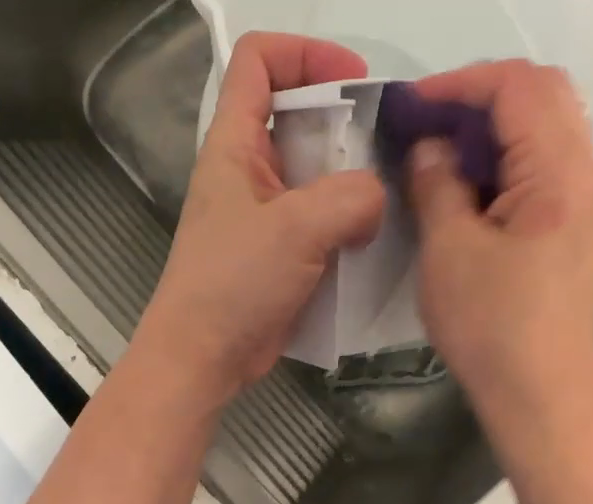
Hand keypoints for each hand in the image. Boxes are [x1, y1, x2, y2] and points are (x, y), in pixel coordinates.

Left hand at [136, 32, 386, 404]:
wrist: (203, 359)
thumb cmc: (233, 284)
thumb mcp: (296, 228)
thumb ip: (350, 197)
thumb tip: (375, 200)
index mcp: (234, 145)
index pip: (258, 63)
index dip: (305, 54)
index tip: (353, 81)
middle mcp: (250, 173)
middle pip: (300, 119)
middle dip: (346, 126)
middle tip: (388, 150)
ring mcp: (266, 217)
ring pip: (318, 176)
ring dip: (354, 183)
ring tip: (389, 200)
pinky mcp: (281, 256)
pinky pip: (322, 224)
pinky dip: (350, 226)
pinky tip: (375, 242)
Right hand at [407, 61, 592, 428]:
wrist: (541, 398)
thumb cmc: (493, 328)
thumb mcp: (449, 252)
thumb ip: (438, 185)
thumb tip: (430, 148)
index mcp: (560, 171)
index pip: (517, 87)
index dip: (459, 85)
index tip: (408, 108)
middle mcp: (585, 176)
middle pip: (539, 99)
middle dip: (477, 102)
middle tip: (424, 129)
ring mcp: (584, 206)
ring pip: (542, 136)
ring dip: (489, 136)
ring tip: (437, 162)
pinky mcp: (574, 234)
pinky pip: (541, 174)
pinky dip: (502, 167)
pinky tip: (464, 196)